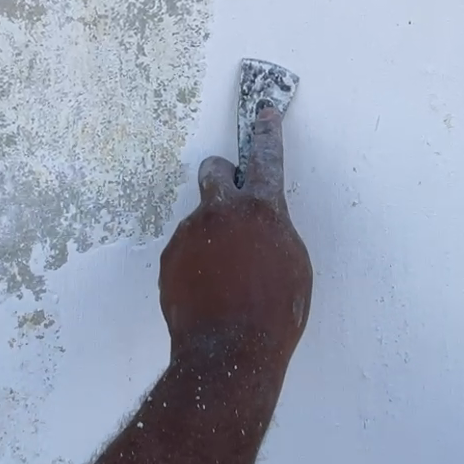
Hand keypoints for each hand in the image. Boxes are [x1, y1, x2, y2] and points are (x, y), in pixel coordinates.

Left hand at [159, 106, 312, 378]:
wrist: (230, 351)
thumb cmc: (274, 313)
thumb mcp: (293, 265)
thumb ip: (274, 231)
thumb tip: (262, 224)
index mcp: (263, 212)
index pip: (267, 160)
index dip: (267, 133)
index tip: (263, 112)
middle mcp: (222, 212)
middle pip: (214, 170)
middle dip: (223, 175)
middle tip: (231, 201)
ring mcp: (191, 232)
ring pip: (201, 219)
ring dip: (212, 235)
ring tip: (225, 277)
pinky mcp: (170, 254)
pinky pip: (186, 247)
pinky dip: (195, 260)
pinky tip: (207, 289)